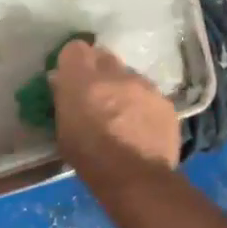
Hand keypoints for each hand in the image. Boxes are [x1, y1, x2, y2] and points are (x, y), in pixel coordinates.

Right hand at [48, 40, 180, 187]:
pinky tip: (140, 127)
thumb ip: (64, 100)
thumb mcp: (63, 131)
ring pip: (129, 76)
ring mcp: (144, 85)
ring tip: (121, 115)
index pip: (74, 49)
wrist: (137, 178)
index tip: (70, 77)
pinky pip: (149, 95)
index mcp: (83, 80)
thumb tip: (62, 83)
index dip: (72, 62)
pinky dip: (142, 106)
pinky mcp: (165, 102)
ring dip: (122, 89)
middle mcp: (116, 74)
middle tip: (95, 95)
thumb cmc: (91, 159)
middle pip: (104, 57)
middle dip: (98, 72)